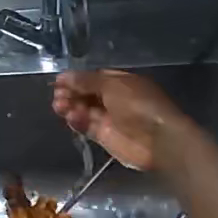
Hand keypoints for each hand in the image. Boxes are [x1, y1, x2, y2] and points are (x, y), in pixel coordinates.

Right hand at [52, 70, 191, 171]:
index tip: (59, 81)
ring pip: (82, 109)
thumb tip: (63, 76)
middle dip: (70, 93)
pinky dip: (76, 121)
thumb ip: (86, 81)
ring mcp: (109, 118)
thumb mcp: (112, 85)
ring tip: (59, 106)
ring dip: (69, 106)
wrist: (159, 141)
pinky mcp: (104, 136)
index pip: (93, 78)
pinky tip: (70, 117)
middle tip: (58, 95)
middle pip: (85, 94)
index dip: (76, 79)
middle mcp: (114, 99)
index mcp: (121, 83)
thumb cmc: (138, 105)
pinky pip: (85, 125)